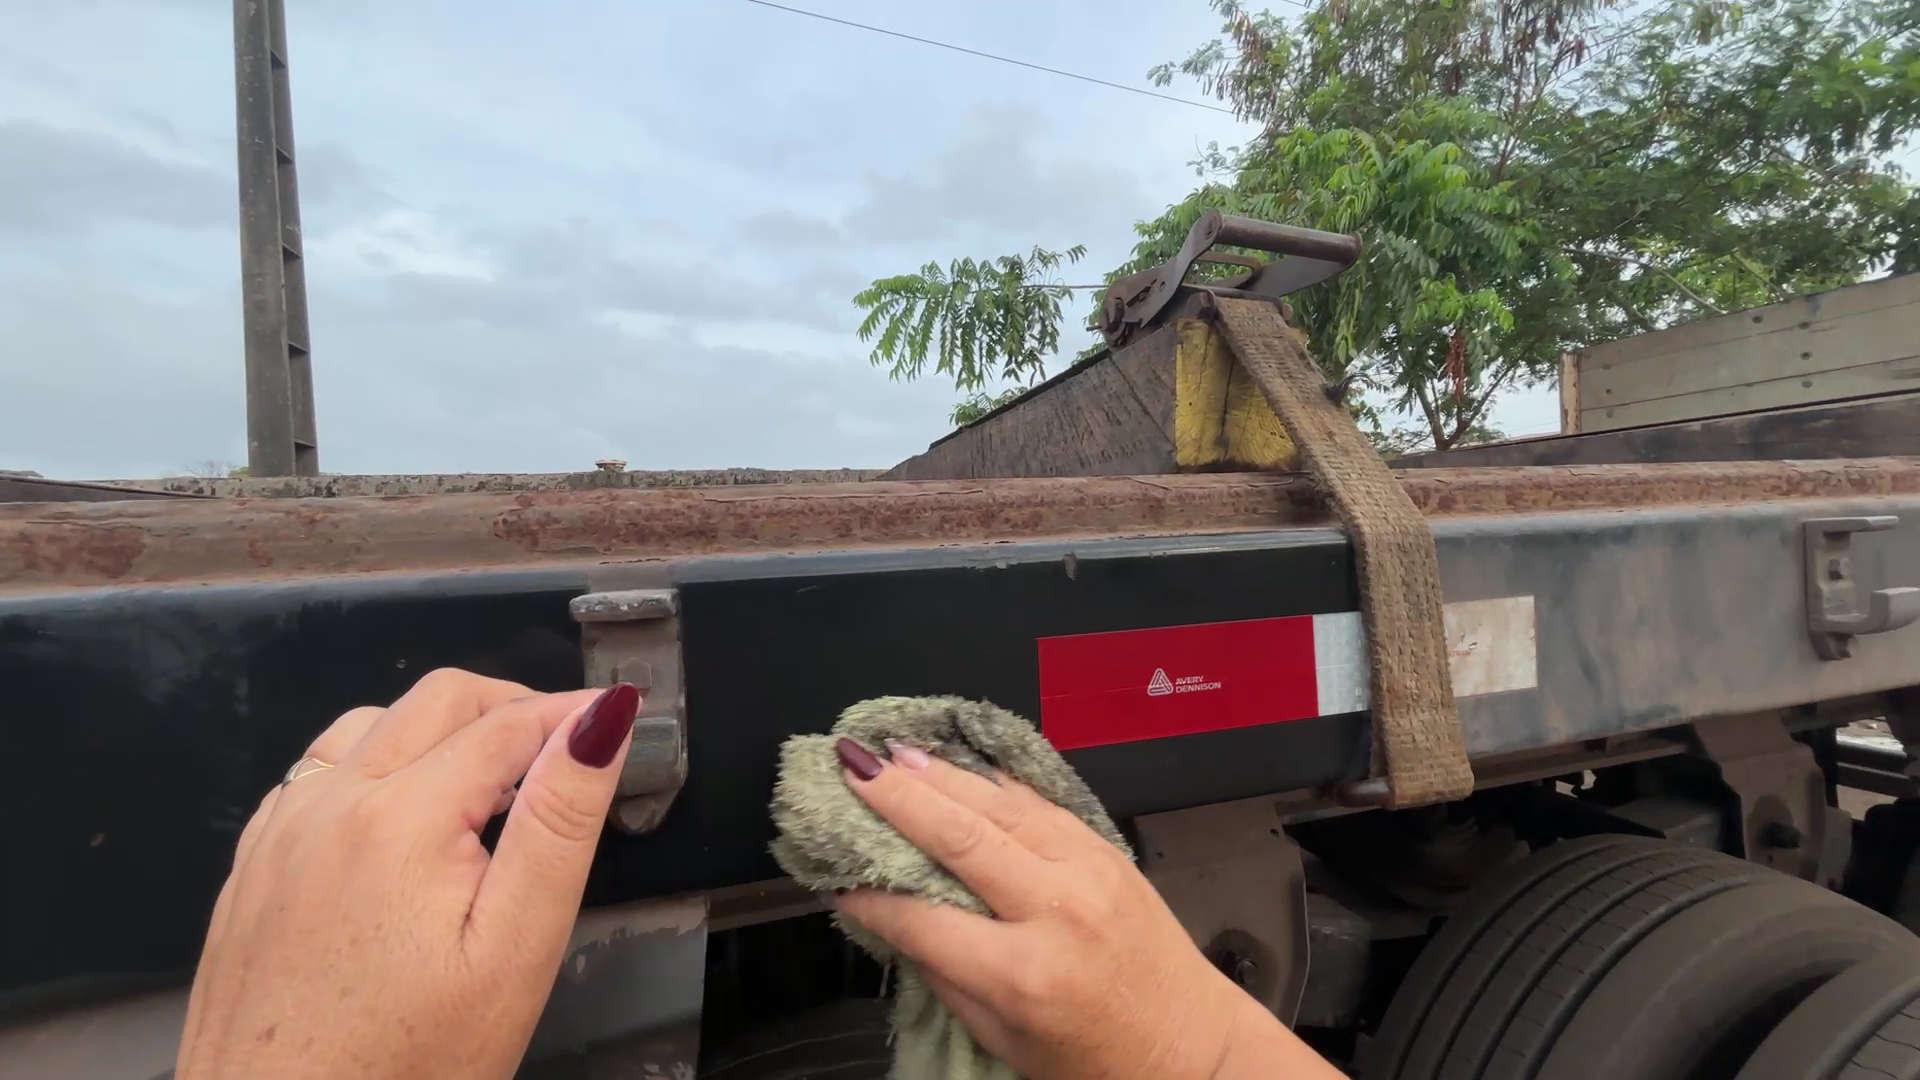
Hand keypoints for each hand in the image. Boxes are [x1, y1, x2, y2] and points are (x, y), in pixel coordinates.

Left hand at [175, 670, 640, 1079]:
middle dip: (517, 706)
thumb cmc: (417, 1059)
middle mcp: (328, 808)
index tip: (620, 714)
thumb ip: (563, 815)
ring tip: (495, 782)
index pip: (509, 723)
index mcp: (400, 818)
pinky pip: (323, 770)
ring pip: (377, 722)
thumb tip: (601, 719)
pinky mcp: (253, 871)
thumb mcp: (520, 939)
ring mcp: (278, 837)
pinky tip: (413, 814)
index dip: (575, 710)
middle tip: (566, 750)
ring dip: (448, 728)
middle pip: (440, 697)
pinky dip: (386, 759)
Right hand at [833, 739, 1341, 1079]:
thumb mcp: (1006, 1040)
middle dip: (900, 799)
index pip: (927, 920)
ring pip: (997, 805)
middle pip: (961, 838)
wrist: (1193, 1044)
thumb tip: (890, 913)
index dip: (874, 895)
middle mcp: (1055, 908)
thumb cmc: (1094, 1057)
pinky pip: (1034, 802)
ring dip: (941, 775)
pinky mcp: (1101, 845)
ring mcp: (1085, 866)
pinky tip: (956, 764)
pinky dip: (988, 780)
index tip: (836, 875)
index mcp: (1025, 975)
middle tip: (854, 765)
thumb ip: (946, 972)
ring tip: (893, 754)